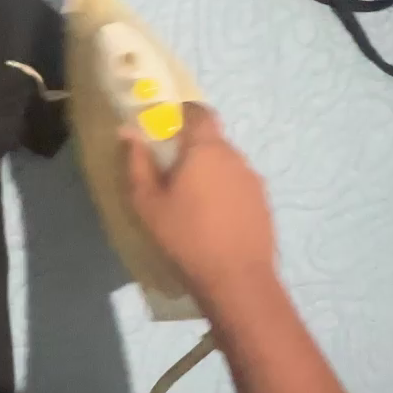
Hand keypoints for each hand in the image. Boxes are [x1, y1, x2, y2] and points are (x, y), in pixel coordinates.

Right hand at [122, 103, 278, 310]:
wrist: (236, 280)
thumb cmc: (184, 236)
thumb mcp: (147, 202)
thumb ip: (137, 163)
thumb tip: (129, 132)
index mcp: (205, 150)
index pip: (200, 112)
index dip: (183, 113)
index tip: (165, 127)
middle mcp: (234, 157)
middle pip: (212, 139)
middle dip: (191, 149)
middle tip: (168, 172)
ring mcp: (253, 180)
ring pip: (225, 164)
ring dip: (207, 172)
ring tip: (189, 201)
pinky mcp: (263, 203)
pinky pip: (238, 185)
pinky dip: (223, 192)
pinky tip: (210, 219)